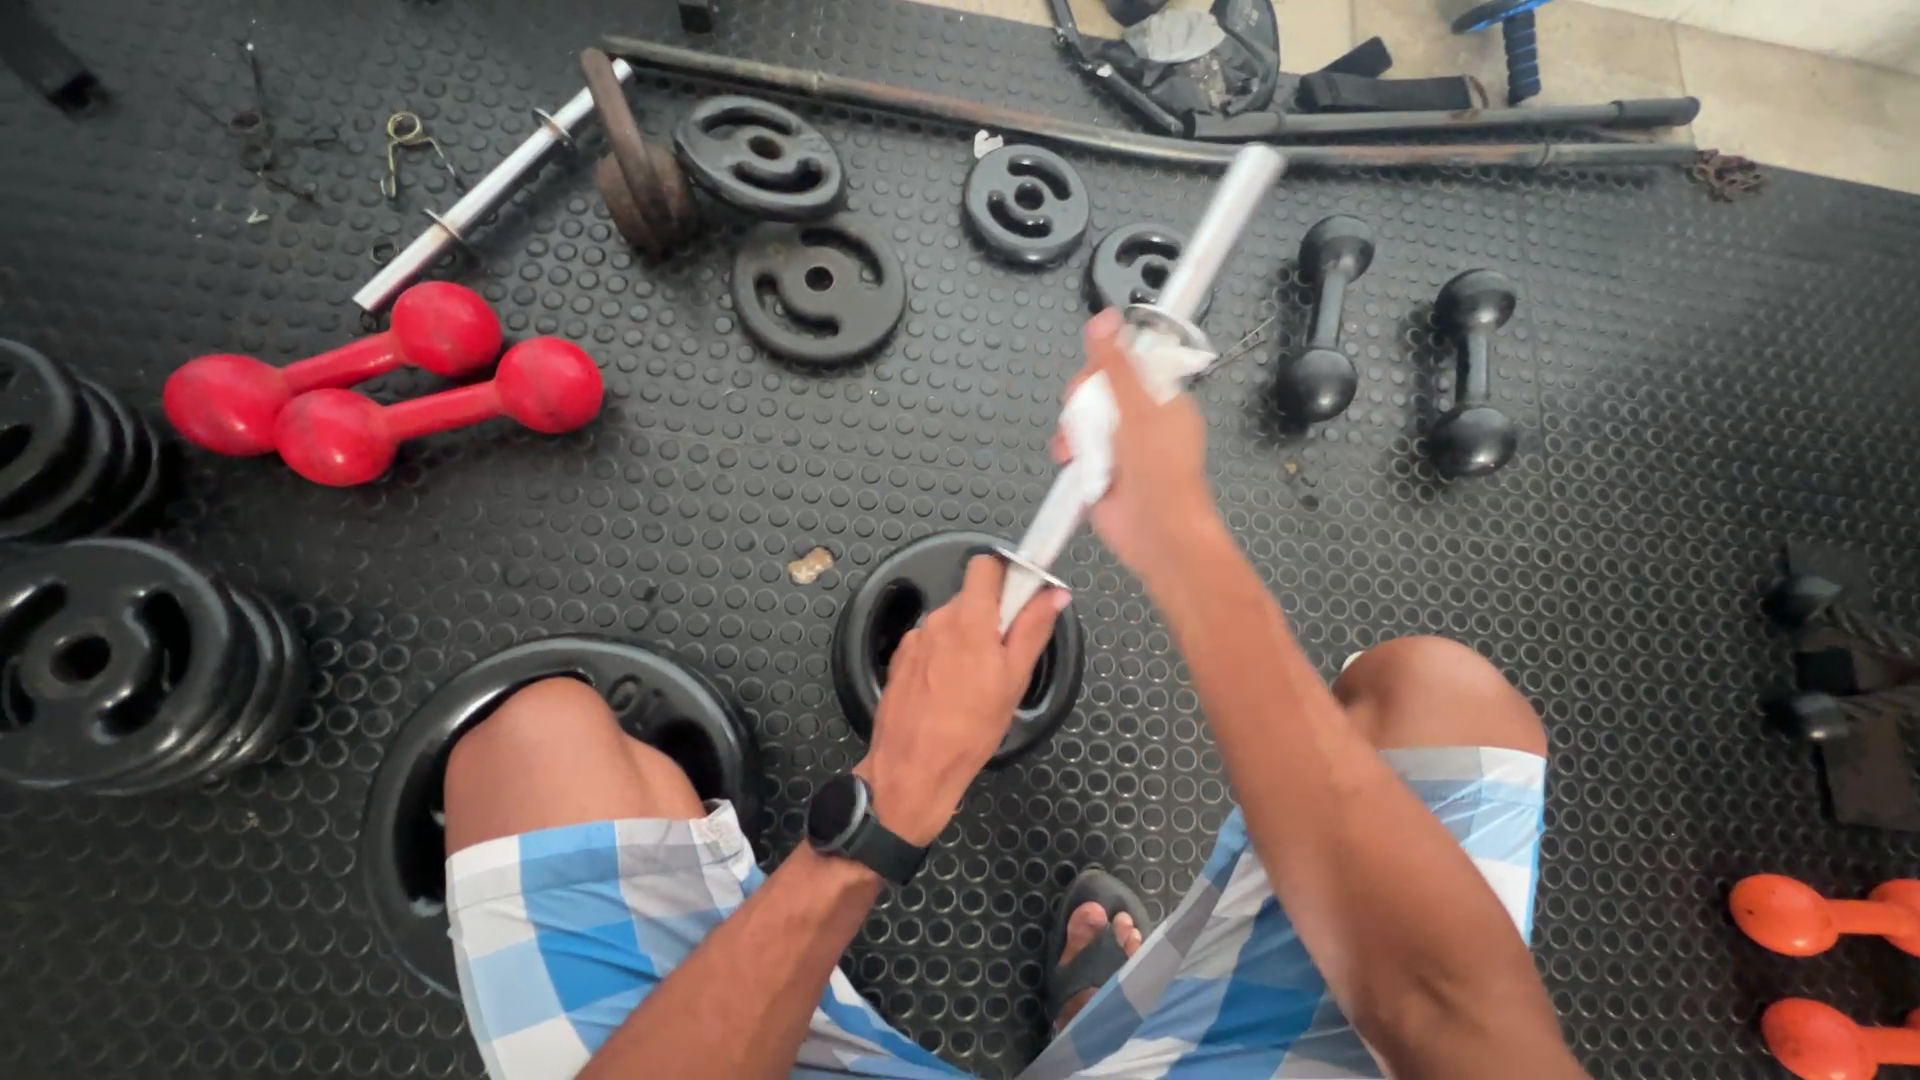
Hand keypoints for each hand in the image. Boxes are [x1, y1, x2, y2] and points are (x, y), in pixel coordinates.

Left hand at [855, 555, 1067, 845]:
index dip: (1008, 574)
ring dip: (968, 641)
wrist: (913, 769)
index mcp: (969, 619)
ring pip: (952, 624)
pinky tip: (951, 692)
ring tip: (977, 683)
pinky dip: (945, 658)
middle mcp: (937, 620)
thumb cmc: (970, 730)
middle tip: (1005, 658)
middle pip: (971, 598)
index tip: (1023, 598)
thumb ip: (1033, 629)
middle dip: (991, 618)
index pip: (986, 565)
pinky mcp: (901, 660)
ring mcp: (915, 640)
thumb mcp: (1013, 680)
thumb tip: (1054, 593)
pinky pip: (932, 644)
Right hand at [1054, 309, 1225, 579]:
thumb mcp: (1135, 407)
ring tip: (1082, 447)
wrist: (1156, 530)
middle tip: (1088, 417)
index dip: (1104, 368)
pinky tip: (1075, 463)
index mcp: (1162, 399)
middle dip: (1084, 405)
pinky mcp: (1103, 472)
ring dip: (1075, 433)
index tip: (1095, 377)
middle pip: (1098, 394)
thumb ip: (1114, 364)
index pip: (1126, 366)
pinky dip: (1073, 457)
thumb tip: (1104, 321)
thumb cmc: (1163, 475)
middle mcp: (1143, 422)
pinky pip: (1078, 453)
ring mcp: (1122, 449)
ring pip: (1084, 424)